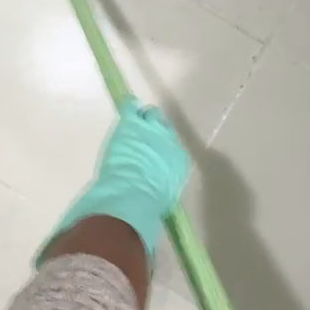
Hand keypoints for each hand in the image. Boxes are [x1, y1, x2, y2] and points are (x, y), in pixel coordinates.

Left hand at [42, 99, 189, 265]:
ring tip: (138, 122)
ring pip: (150, 118)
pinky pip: (134, 109)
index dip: (161, 148)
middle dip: (154, 131)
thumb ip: (161, 188)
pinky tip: (129, 103)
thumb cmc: (149, 206)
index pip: (172, 149)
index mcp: (179, 163)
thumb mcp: (162, 199)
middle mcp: (171, 143)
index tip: (153, 153)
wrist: (134, 195)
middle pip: (163, 130)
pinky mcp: (134, 125)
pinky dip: (131, 106)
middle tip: (145, 137)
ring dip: (143, 121)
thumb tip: (155, 193)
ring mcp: (152, 131)